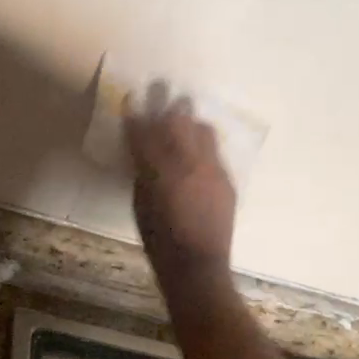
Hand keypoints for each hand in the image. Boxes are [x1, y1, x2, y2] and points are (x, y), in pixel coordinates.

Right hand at [125, 94, 236, 283]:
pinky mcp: (226, 180)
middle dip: (168, 103)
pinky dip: (202, 145)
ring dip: (190, 121)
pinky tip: (196, 150)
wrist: (198, 268)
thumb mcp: (140, 204)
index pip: (144, 131)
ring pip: (202, 130)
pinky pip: (214, 151)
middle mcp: (188, 164)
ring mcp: (212, 170)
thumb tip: (143, 150)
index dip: (136, 112)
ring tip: (183, 119)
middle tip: (163, 90)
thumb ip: (142, 171)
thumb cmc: (159, 240)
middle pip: (179, 120)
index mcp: (159, 171)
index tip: (132, 96)